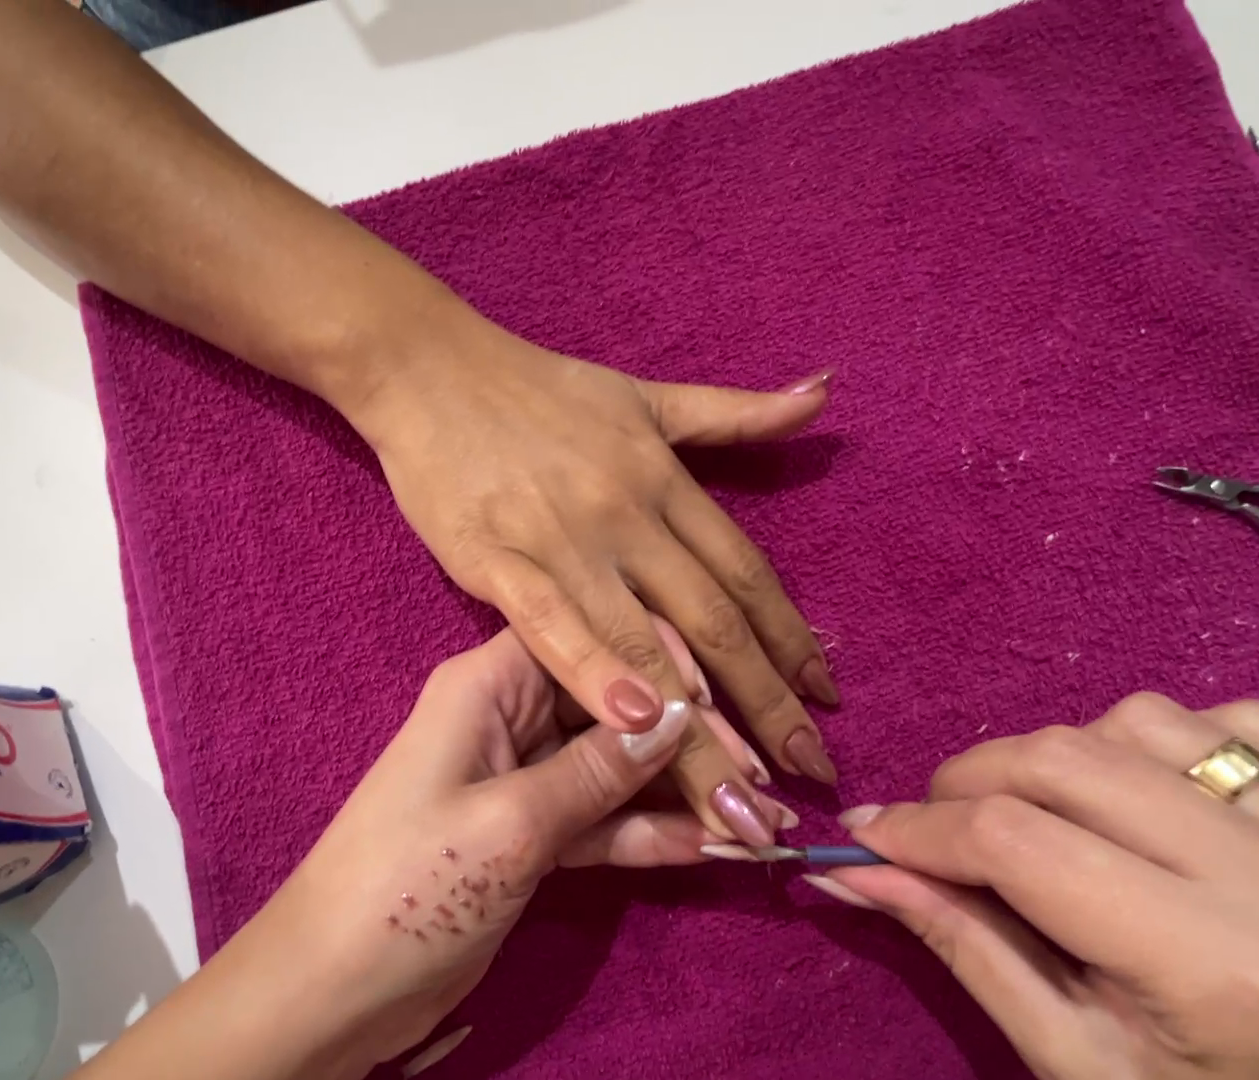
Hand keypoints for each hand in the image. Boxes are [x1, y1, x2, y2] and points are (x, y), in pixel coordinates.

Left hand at [82, 626, 731, 1079]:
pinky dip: (641, 833)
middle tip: (761, 778)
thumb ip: (598, 768)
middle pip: (609, 707)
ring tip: (753, 820)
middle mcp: (506, 715)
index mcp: (486, 684)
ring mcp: (519, 776)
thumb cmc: (408, 888)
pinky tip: (703, 847)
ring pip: (610, 768)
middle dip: (682, 741)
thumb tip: (680, 711)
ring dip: (675, 794)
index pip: (586, 643)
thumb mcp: (511, 824)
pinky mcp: (527, 831)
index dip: (656, 661)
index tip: (727, 692)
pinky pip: (596, 818)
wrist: (330, 990)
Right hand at [352, 322, 838, 848]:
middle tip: (810, 771)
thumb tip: (824, 394)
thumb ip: (732, 413)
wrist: (431, 372)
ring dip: (695, 725)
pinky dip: (597, 674)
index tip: (826, 698)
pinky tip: (636, 727)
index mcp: (663, 481)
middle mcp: (626, 516)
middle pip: (710, 621)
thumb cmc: (538, 388)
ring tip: (739, 794)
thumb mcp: (644, 394)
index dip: (790, 640)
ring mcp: (562, 540)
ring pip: (643, 641)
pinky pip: (553, 626)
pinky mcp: (496, 560)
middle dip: (765, 703)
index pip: (744, 574)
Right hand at [808, 694, 1258, 1079]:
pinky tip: (1146, 801)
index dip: (921, 828)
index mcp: (1228, 976)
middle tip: (938, 827)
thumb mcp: (1071, 1060)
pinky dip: (1156, 744)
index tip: (868, 834)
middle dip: (967, 781)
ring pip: (1138, 721)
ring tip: (1050, 819)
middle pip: (1065, 760)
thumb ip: (959, 942)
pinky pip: (1234, 724)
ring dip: (1060, 756)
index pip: (1018, 843)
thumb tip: (849, 868)